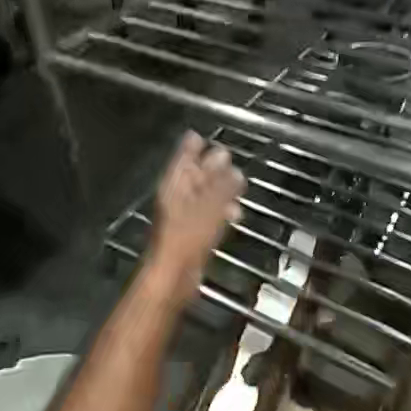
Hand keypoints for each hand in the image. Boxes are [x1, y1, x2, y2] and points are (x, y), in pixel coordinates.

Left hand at [147, 132, 245, 290]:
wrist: (173, 275)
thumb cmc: (186, 238)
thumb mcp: (209, 208)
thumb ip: (222, 187)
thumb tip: (234, 169)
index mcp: (174, 186)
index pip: (183, 158)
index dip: (192, 146)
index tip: (199, 135)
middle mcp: (176, 198)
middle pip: (193, 175)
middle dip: (209, 166)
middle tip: (225, 155)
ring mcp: (183, 217)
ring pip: (201, 195)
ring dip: (218, 189)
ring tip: (237, 181)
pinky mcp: (191, 234)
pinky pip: (207, 215)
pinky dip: (220, 210)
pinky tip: (233, 211)